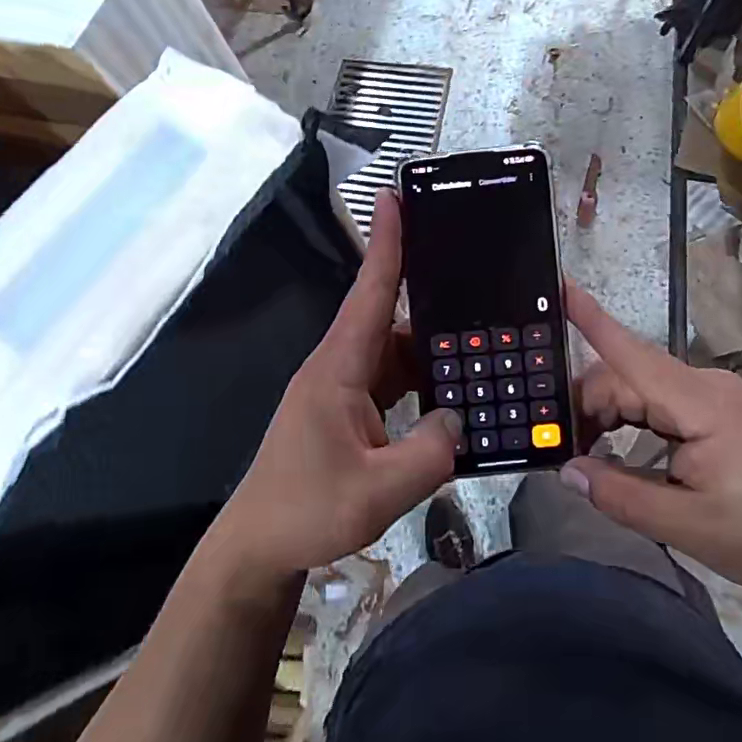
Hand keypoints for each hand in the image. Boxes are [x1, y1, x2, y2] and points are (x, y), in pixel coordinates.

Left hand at [211, 188, 461, 578]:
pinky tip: (452, 394)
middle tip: (481, 282)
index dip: (386, 243)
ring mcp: (342, 390)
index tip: (394, 196)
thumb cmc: (307, 510)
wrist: (260, 545)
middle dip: (433, 299)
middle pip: (391, 320)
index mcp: (338, 369)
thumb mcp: (379, 491)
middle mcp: (339, 368)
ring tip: (481, 345)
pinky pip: (391, 383)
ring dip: (432, 351)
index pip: (370, 294)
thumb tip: (457, 420)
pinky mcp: (347, 412)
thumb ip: (430, 453)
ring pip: (395, 354)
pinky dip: (421, 383)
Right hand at [560, 281, 741, 622]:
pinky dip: (631, 419)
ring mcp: (714, 395)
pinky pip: (660, 401)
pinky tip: (619, 446)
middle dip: (586, 402)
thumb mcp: (688, 527)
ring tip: (586, 451)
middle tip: (559, 446)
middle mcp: (705, 386)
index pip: (631, 353)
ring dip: (608, 413)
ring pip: (640, 388)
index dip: (590, 319)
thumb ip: (620, 495)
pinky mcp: (719, 410)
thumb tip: (569, 469)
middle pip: (626, 376)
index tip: (559, 287)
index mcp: (700, 405)